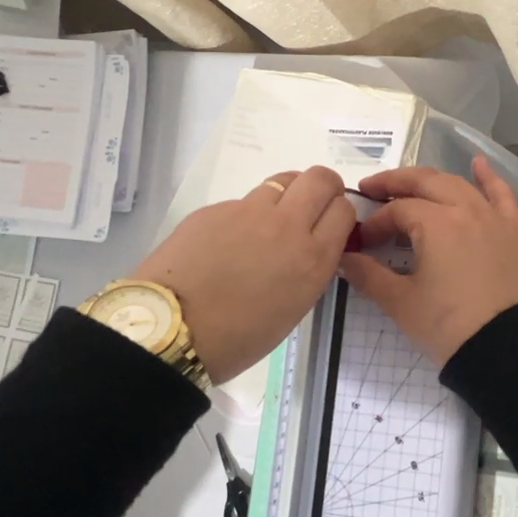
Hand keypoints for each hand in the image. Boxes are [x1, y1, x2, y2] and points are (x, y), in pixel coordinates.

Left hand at [130, 166, 356, 383]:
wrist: (173, 330)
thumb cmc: (240, 337)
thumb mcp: (294, 308)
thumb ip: (310, 269)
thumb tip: (309, 248)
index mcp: (313, 258)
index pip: (344, 210)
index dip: (340, 215)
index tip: (331, 227)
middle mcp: (287, 226)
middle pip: (320, 179)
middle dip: (324, 187)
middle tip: (314, 206)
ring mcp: (248, 212)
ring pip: (283, 180)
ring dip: (288, 194)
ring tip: (273, 221)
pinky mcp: (215, 209)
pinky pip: (244, 202)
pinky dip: (248, 215)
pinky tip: (230, 243)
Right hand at [339, 157, 517, 363]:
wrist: (500, 350)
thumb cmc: (446, 326)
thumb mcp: (400, 302)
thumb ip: (368, 275)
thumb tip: (343, 259)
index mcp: (436, 223)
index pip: (397, 211)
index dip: (375, 223)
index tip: (361, 242)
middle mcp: (465, 210)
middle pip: (425, 184)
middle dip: (395, 184)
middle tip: (371, 190)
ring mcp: (492, 219)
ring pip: (458, 185)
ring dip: (431, 181)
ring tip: (410, 185)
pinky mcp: (511, 233)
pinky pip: (501, 196)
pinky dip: (488, 178)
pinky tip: (478, 164)